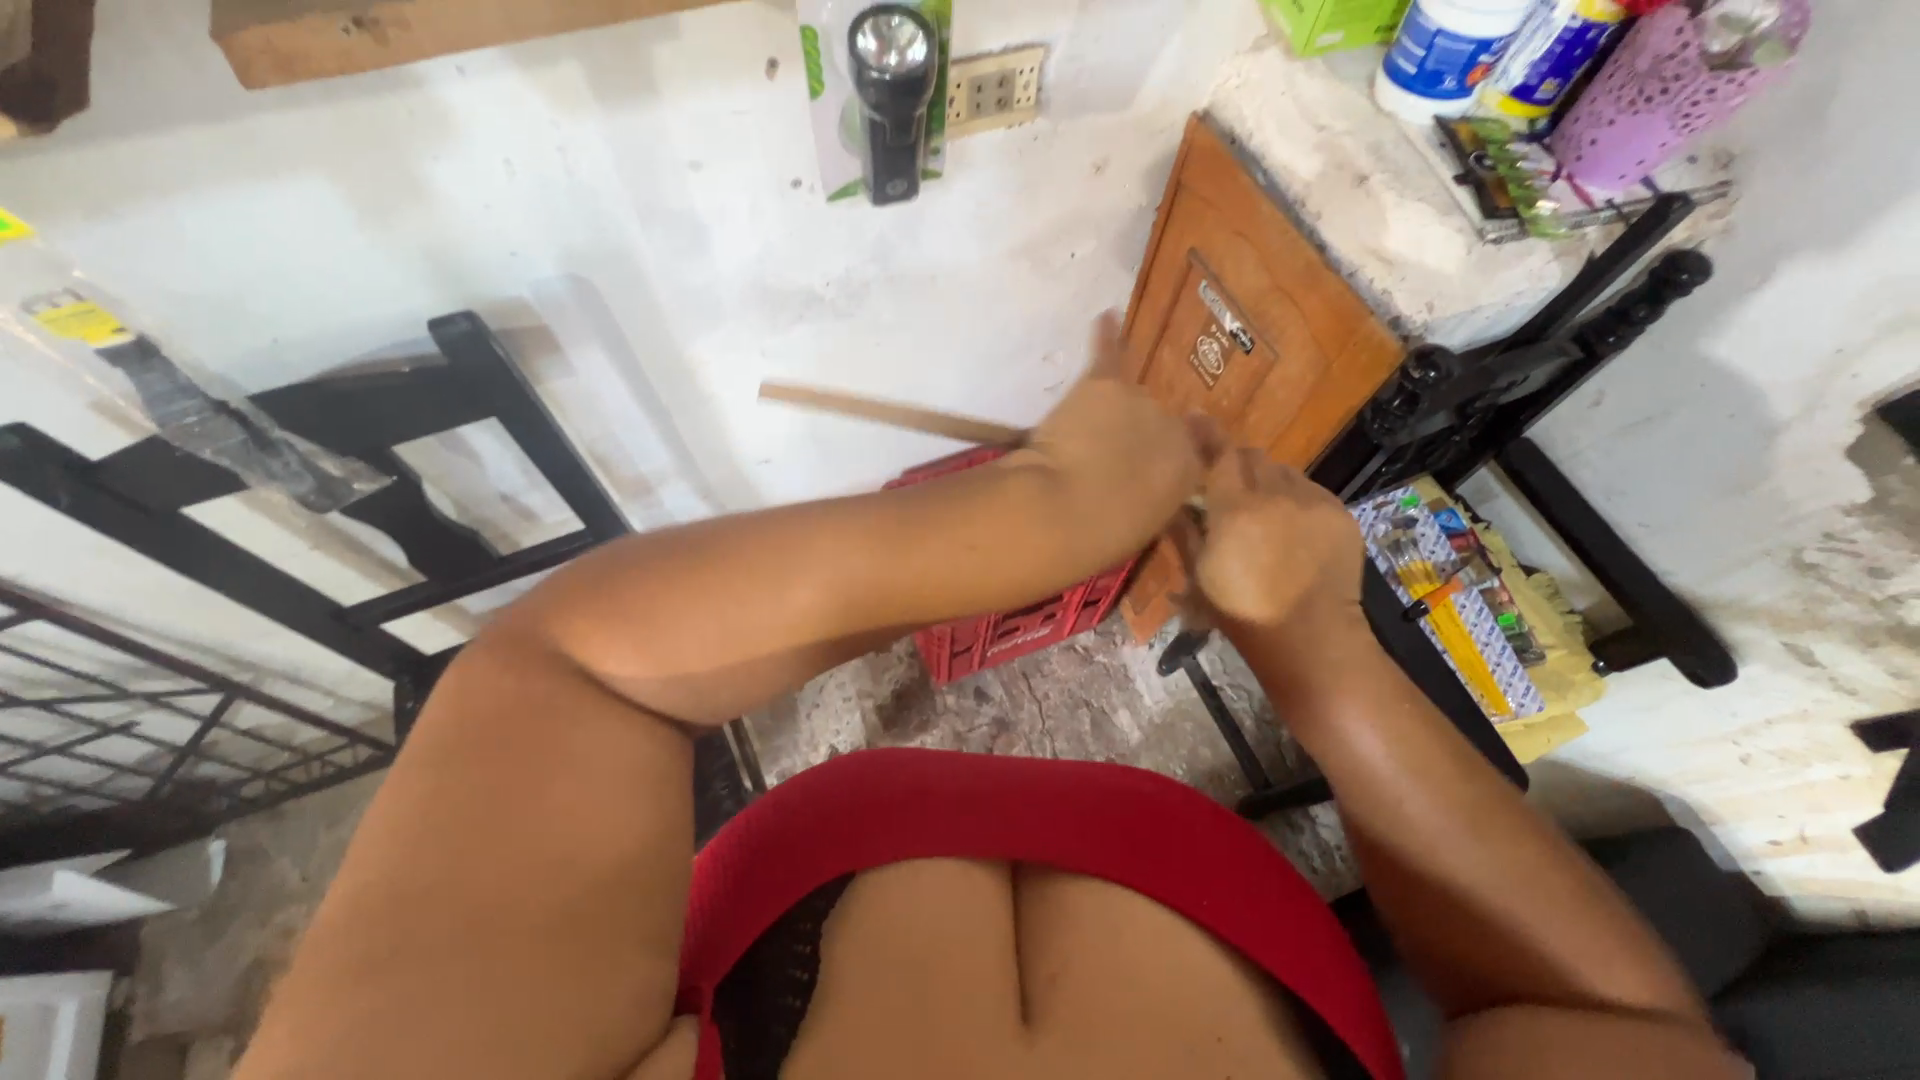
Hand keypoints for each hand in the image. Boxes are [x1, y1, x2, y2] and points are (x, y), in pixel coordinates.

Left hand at [1016, 310, 1207, 565]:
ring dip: (1111, 416)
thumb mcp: (1142, 527)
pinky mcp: (1102, 384)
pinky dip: (1105, 335)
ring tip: (1083, 439)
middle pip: (1158, 423)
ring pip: (1128, 402)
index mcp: (1188, 472)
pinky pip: (1108, 353)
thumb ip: (1151, 499)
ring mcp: (1139, 402)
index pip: (1192, 452)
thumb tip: (1142, 487)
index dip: (1169, 455)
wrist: (1063, 509)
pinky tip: (1106, 315)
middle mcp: (1174, 429)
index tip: (1153, 462)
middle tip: (1105, 461)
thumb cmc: (1099, 535)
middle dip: (1135, 438)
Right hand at [1175, 446, 1365, 635]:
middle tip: (1226, 483)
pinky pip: (1311, 491)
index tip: (1193, 420)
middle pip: (1251, 456)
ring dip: (1266, 480)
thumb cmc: (1242, 614)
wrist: (1310, 638)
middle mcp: (1275, 494)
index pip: (1218, 452)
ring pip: (1283, 471)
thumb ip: (1184, 531)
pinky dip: (1295, 499)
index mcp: (1234, 509)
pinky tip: (1291, 527)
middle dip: (1235, 463)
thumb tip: (1172, 501)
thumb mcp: (1198, 577)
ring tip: (1262, 509)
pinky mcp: (1340, 514)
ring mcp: (1313, 502)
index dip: (1204, 433)